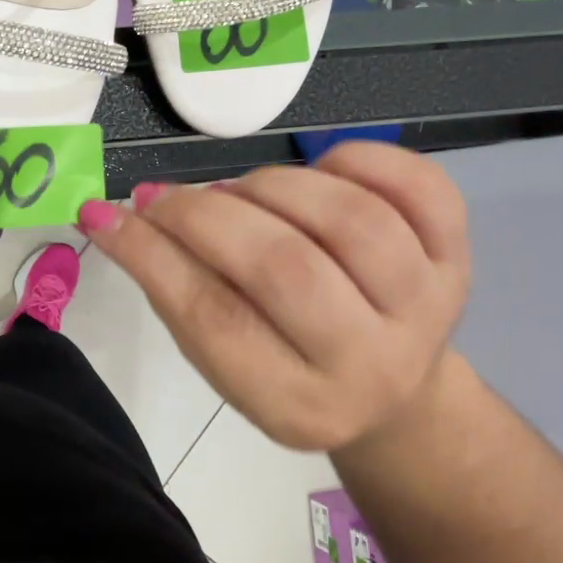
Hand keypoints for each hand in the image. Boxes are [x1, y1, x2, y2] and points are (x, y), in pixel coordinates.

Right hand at [78, 142, 470, 452]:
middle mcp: (371, 362)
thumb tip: (118, 214)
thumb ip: (175, 292)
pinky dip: (353, 159)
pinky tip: (314, 171)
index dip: (149, 256)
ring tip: (232, 192)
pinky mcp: (460, 256)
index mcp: (298, 403)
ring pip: (347, 217)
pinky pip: (417, 185)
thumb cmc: (283, 370)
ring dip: (267, 187)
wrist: (394, 393)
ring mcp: (428, 305)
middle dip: (203, 214)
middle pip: (282, 265)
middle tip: (161, 197)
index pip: (212, 317)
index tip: (102, 214)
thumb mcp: (220, 359)